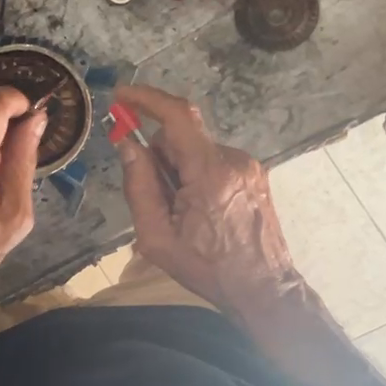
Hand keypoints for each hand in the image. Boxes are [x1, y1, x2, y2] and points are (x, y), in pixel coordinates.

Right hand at [113, 84, 295, 301]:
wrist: (265, 289)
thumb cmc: (206, 268)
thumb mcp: (156, 237)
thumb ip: (139, 186)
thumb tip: (127, 145)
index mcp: (209, 173)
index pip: (177, 116)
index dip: (146, 99)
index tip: (121, 96)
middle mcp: (233, 160)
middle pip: (181, 137)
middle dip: (159, 156)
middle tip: (153, 195)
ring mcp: (248, 166)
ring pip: (196, 150)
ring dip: (179, 169)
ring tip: (182, 212)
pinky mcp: (255, 174)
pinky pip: (213, 161)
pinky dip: (196, 175)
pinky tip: (201, 211)